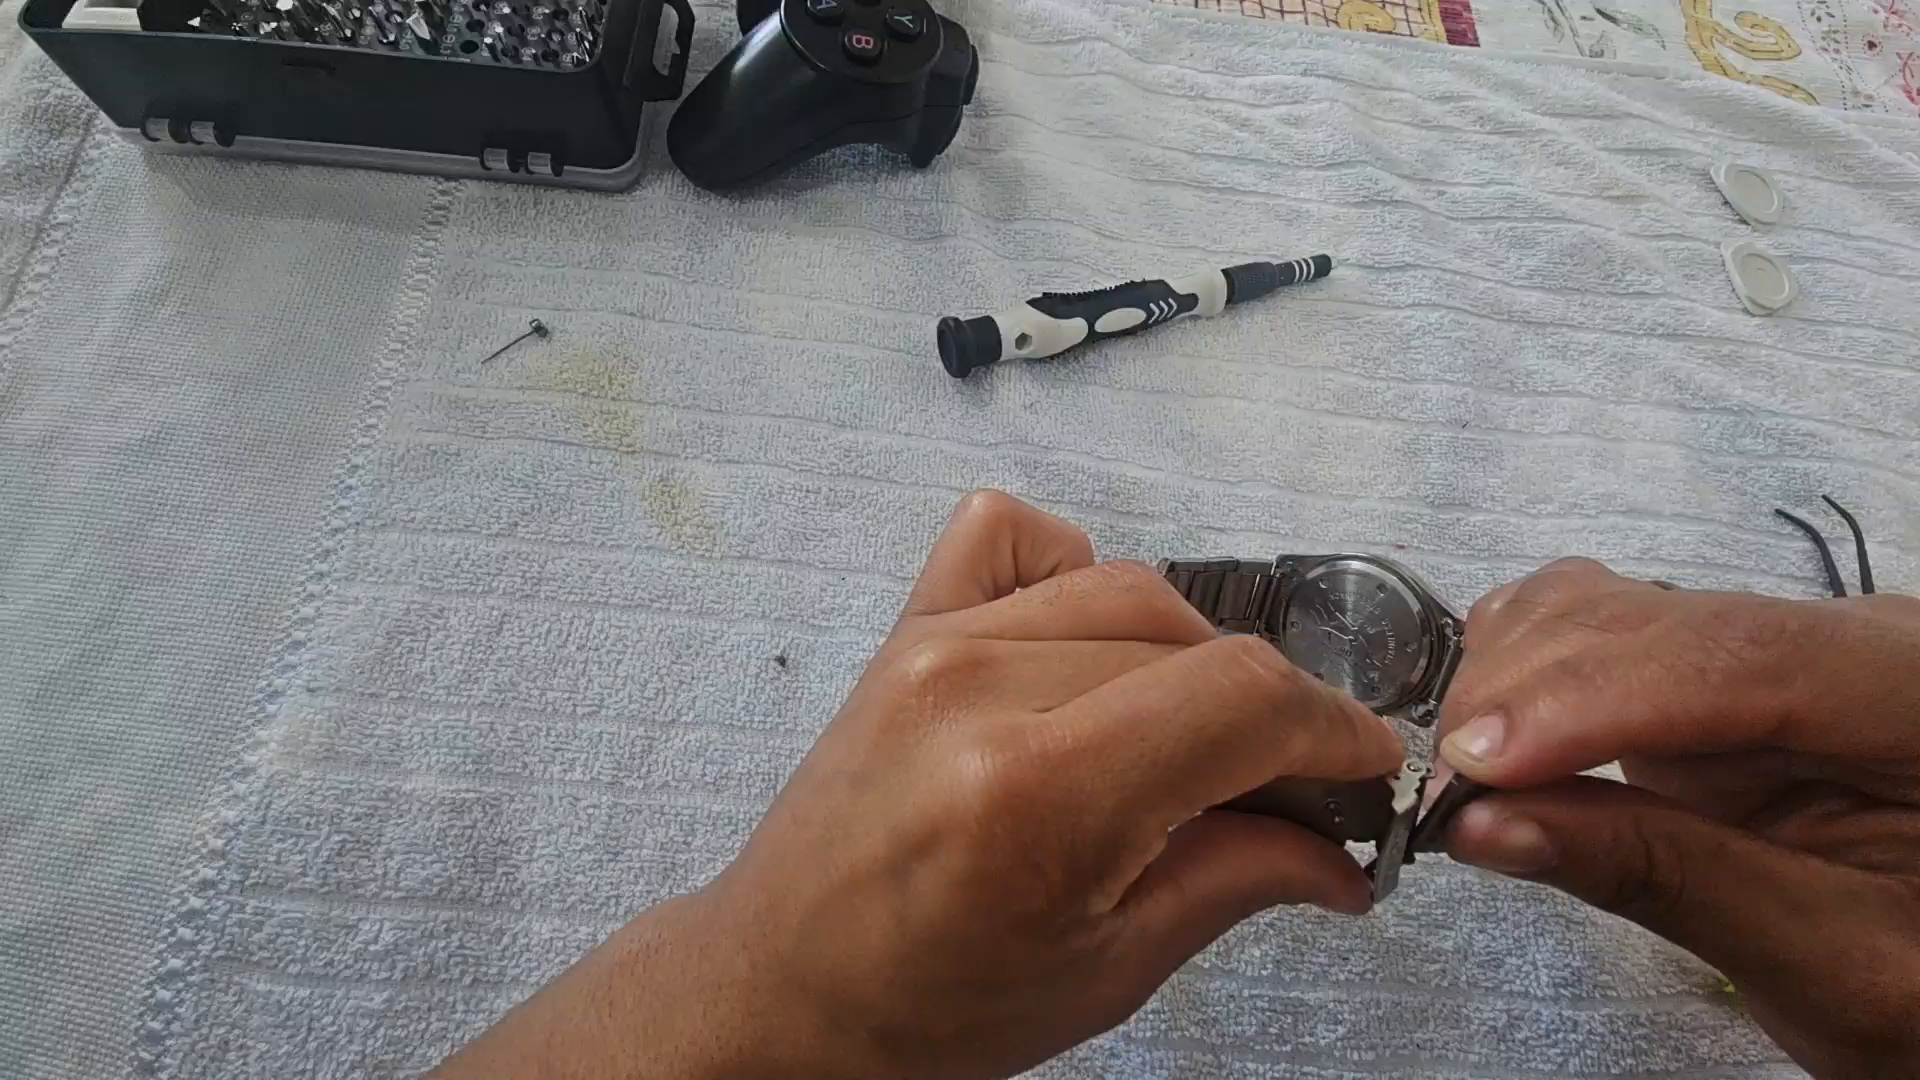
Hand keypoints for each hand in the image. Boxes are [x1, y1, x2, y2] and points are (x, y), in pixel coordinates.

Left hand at [434, 491, 1402, 1079]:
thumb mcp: (1107, 969)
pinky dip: (1070, 566)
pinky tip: (1076, 637)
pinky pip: (1011, 534)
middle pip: (1190, 638)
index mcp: (1039, 792)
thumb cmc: (934, 1003)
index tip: (1358, 765)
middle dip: (1266, 708)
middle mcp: (982, 685)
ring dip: (1185, 651)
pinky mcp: (907, 623)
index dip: (1329, 727)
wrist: (785, 974)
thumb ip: (1235, 880)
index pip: (1239, 698)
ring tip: (1179, 724)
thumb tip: (1339, 848)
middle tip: (1277, 775)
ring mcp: (936, 638)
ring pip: (1122, 585)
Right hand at [1433, 557, 1919, 1078]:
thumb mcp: (1833, 965)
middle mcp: (1830, 630)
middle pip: (1629, 615)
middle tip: (1450, 791)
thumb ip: (1660, 878)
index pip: (1733, 657)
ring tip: (1471, 772)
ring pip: (1576, 602)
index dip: (1582, 698)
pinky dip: (1502, 663)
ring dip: (1495, 679)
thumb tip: (1472, 825)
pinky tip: (1492, 728)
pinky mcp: (1674, 644)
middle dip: (1514, 694)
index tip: (1470, 765)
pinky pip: (1560, 615)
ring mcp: (1743, 626)